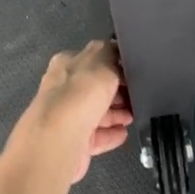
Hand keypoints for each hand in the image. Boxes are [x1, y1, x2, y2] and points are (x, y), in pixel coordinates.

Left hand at [21, 39, 133, 182]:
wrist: (58, 141)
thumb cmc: (81, 94)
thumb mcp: (102, 62)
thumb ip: (111, 53)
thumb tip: (115, 51)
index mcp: (67, 64)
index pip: (93, 59)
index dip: (114, 63)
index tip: (133, 70)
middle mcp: (63, 89)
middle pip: (95, 87)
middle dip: (117, 91)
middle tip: (136, 95)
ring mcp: (66, 117)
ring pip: (96, 112)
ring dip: (116, 114)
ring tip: (134, 116)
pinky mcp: (72, 142)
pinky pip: (96, 136)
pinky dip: (110, 134)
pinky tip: (124, 133)